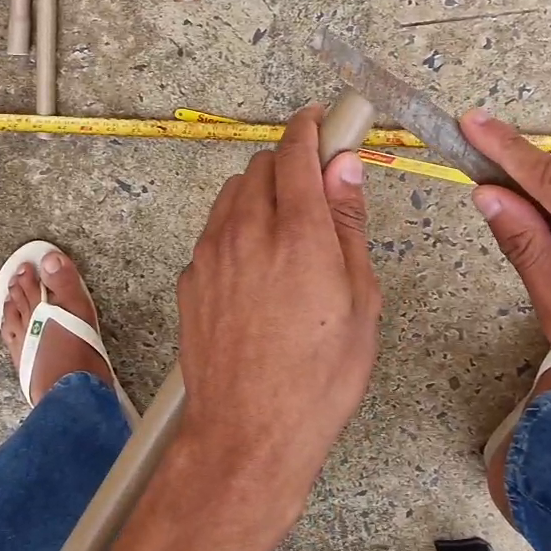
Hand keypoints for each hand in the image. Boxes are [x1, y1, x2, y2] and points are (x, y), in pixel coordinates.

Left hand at [113, 105, 380, 550]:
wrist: (247, 432)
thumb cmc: (318, 377)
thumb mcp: (359, 302)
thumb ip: (348, 225)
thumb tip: (344, 167)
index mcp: (297, 233)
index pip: (296, 151)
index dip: (310, 126)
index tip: (322, 118)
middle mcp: (246, 230)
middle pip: (262, 164)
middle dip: (289, 163)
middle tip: (314, 190)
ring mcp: (210, 251)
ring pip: (234, 192)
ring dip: (260, 192)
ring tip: (286, 230)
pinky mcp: (190, 274)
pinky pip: (215, 228)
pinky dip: (237, 226)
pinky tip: (256, 267)